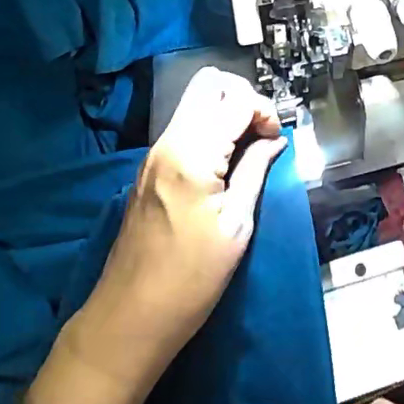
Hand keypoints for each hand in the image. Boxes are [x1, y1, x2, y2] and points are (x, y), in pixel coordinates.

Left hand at [26, 67, 285, 403]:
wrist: (128, 319)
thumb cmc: (189, 279)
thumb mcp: (236, 226)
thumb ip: (254, 171)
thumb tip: (273, 141)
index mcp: (192, 154)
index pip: (237, 100)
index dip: (265, 111)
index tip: (275, 140)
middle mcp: (169, 142)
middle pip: (210, 83)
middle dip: (244, 97)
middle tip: (261, 132)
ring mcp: (155, 152)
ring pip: (196, 99)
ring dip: (227, 109)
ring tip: (247, 145)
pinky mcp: (150, 165)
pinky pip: (186, 122)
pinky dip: (211, 124)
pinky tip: (225, 157)